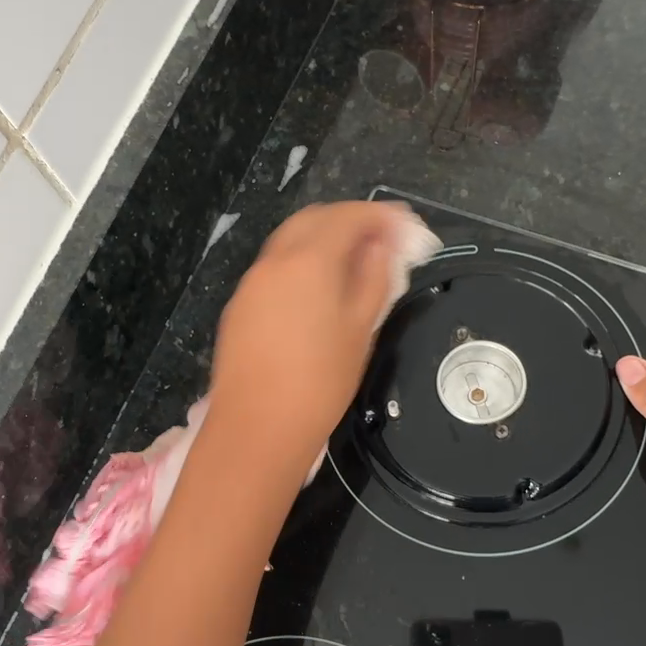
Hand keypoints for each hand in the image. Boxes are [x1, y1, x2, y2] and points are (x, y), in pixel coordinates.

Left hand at [209, 201, 408, 461]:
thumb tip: (382, 247)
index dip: (381, 216)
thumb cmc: (320, 383)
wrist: (256, 428)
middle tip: (381, 240)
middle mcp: (274, 261)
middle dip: (349, 221)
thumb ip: (375, 279)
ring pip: (289, 243)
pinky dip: (300, 265)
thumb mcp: (361, 330)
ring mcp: (251, 283)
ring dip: (322, 241)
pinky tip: (317, 291)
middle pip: (314, 220)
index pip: (349, 217)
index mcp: (309, 260)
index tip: (407, 226)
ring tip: (353, 265)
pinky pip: (274, 270)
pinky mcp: (238, 307)